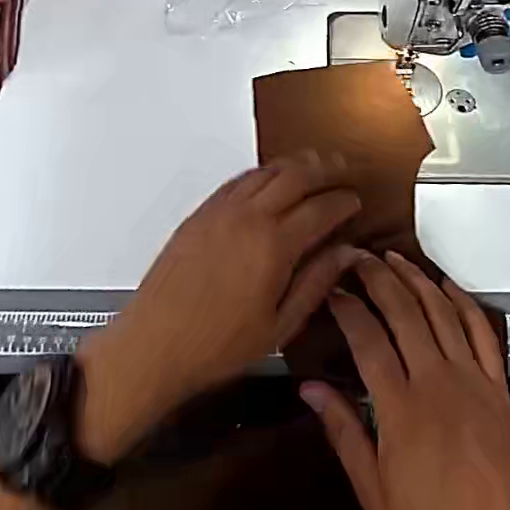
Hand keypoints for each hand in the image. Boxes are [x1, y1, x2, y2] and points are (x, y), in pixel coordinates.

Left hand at [75, 151, 363, 462]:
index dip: (343, 201)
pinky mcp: (201, 213)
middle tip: (343, 167)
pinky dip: (262, 172)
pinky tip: (270, 177)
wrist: (154, 346)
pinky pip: (238, 179)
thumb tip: (346, 254)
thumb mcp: (280, 326)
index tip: (354, 201)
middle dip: (326, 167)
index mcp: (274, 246)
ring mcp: (222, 211)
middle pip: (297, 174)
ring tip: (314, 163)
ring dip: (295, 163)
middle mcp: (249, 218)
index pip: (321, 208)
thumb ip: (317, 282)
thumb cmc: (216, 346)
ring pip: (267, 170)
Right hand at [302, 253, 509, 509]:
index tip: (333, 290)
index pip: (367, 337)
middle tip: (358, 258)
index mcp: (402, 408)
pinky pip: (481, 330)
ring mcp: (472, 379)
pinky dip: (463, 301)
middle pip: (403, 310)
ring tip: (394, 258)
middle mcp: (438, 382)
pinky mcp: (497, 386)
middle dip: (376, 277)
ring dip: (415, 278)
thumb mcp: (373, 489)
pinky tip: (447, 285)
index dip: (347, 307)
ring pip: (440, 310)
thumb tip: (311, 391)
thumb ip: (342, 430)